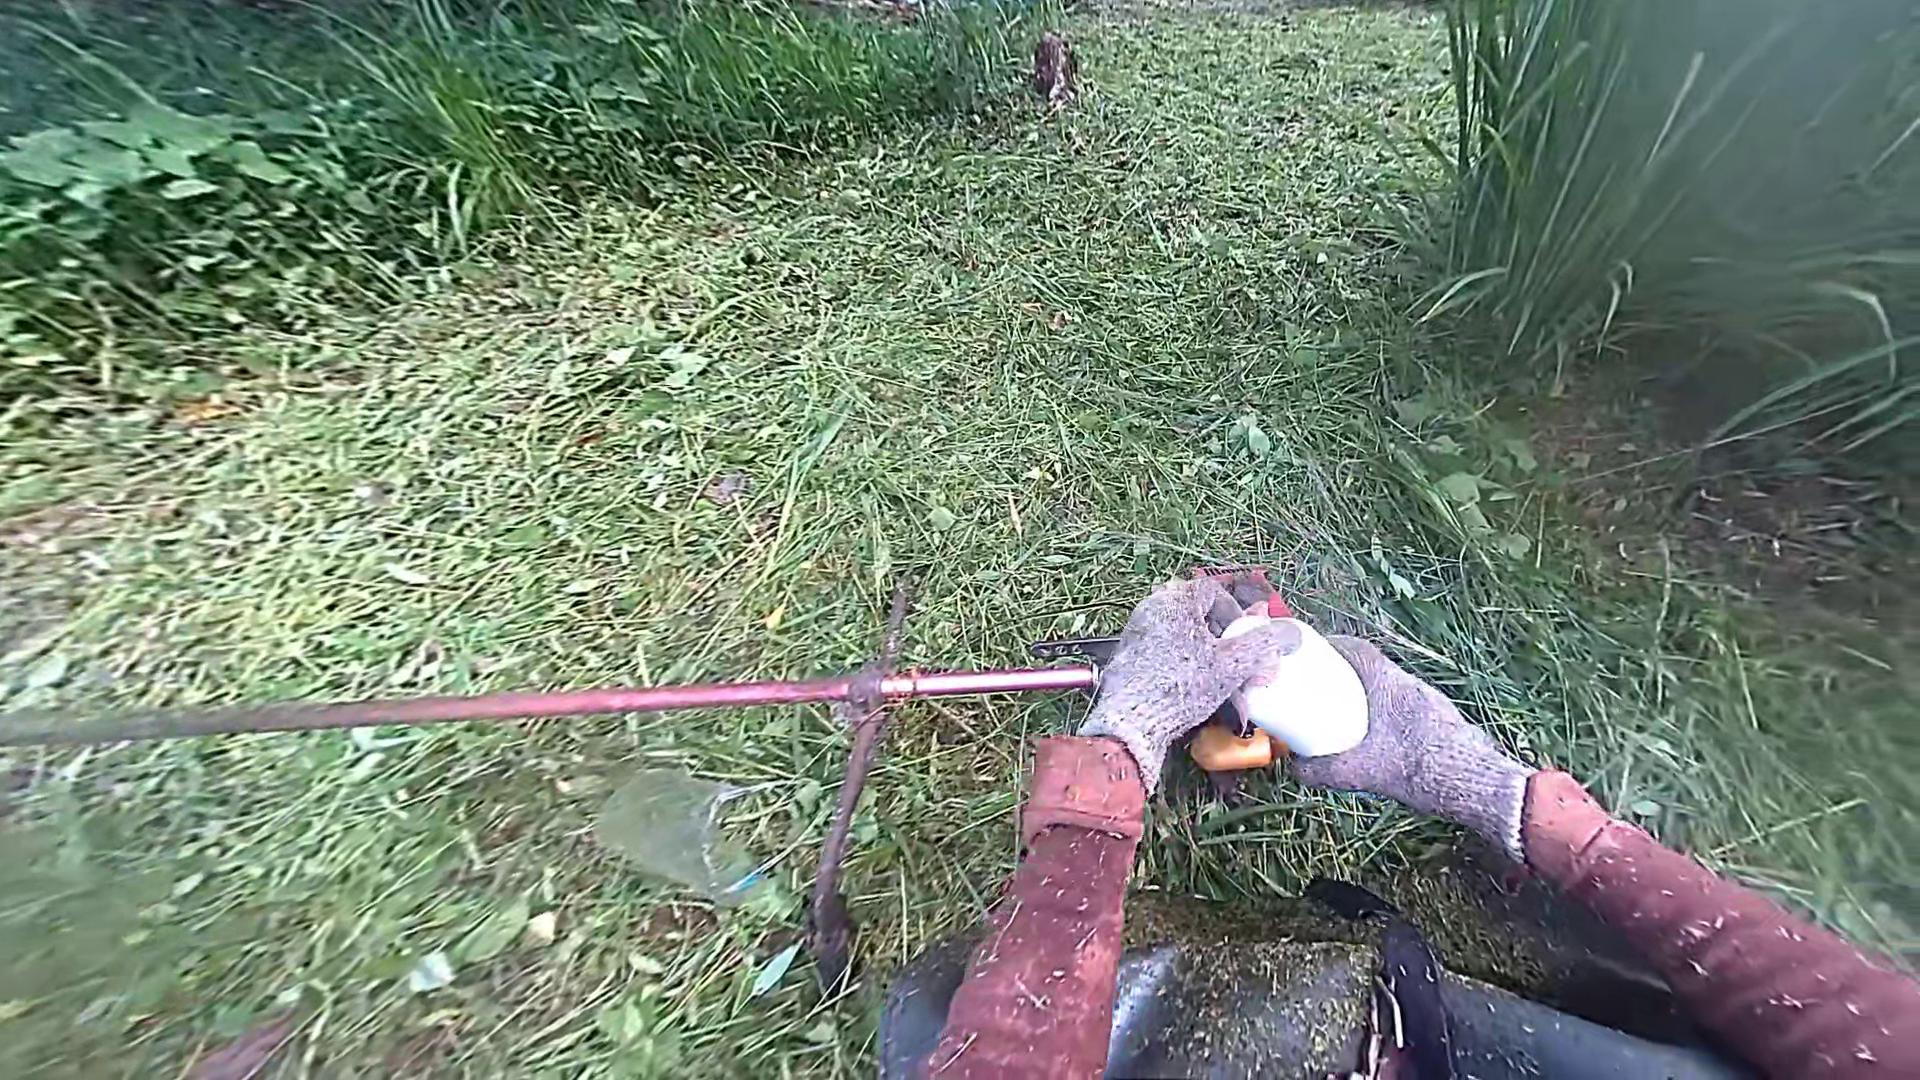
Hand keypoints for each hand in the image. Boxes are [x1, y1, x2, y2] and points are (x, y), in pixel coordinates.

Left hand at [1079, 578, 1300, 791]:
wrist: (1132, 719)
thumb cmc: (1182, 684)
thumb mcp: (1233, 663)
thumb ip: (1265, 643)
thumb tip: (1291, 632)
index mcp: (1173, 601)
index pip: (1211, 590)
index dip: (1236, 611)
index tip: (1247, 638)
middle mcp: (1151, 609)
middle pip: (1199, 616)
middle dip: (1227, 643)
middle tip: (1242, 668)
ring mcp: (1138, 633)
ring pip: (1185, 639)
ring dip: (1212, 660)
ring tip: (1229, 690)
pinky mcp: (1131, 656)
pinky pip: (1167, 654)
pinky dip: (1189, 668)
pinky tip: (1201, 695)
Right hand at [1292, 637, 1534, 858]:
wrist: (1488, 795)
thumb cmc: (1425, 773)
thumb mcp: (1364, 774)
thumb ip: (1324, 771)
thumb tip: (1294, 769)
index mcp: (1390, 685)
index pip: (1358, 649)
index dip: (1332, 645)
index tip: (1311, 651)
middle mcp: (1412, 686)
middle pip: (1371, 665)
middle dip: (1342, 670)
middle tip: (1318, 683)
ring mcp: (1431, 703)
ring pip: (1389, 685)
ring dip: (1364, 691)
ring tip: (1342, 708)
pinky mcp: (1443, 721)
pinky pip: (1403, 703)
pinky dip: (1383, 708)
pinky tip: (1377, 733)